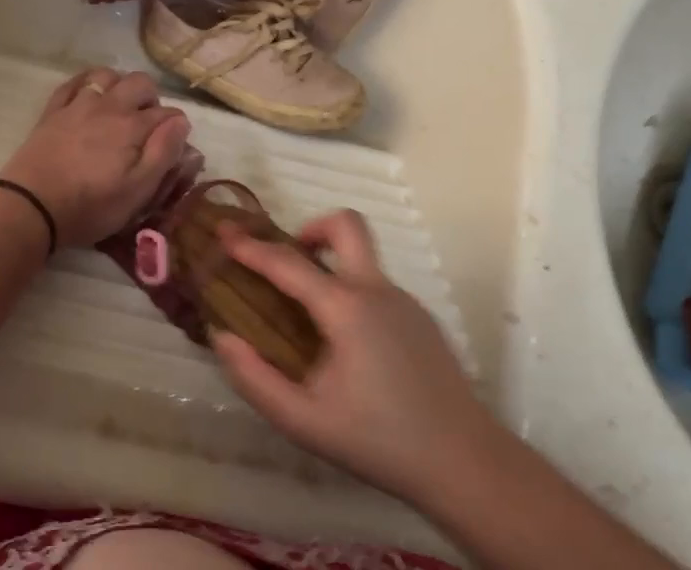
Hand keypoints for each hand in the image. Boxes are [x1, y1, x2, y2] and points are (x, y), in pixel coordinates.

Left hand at [0, 68, 190, 246]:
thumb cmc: (90, 206)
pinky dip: (87, 82)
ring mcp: (78, 104)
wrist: (31, 205)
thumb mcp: (138, 191)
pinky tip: (89, 93)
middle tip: (147, 125)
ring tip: (120, 107)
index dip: (176, 129)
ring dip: (120, 85)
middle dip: (152, 99)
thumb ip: (163, 154)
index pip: (169, 114)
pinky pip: (73, 82)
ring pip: (107, 75)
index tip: (172, 148)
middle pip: (141, 83)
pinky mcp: (53, 111)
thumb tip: (181, 122)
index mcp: (133, 127)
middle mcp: (109, 106)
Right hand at [211, 209, 486, 506]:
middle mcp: (378, 292)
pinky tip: (343, 346)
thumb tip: (223, 337)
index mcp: (347, 310)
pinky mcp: (421, 321)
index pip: (289, 264)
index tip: (223, 233)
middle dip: (310, 229)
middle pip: (346, 226)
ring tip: (304, 315)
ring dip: (329, 266)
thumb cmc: (379, 441)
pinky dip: (350, 294)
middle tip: (284, 260)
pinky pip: (376, 288)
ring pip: (362, 259)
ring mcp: (406, 303)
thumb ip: (254, 378)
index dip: (251, 247)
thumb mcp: (303, 421)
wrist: (466, 464)